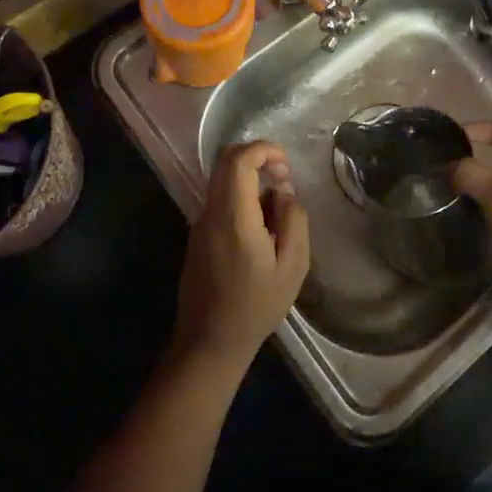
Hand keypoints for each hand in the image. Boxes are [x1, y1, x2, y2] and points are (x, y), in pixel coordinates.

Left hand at [171, 141, 310, 370]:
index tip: (286, 165)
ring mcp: (199, 224)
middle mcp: (210, 213)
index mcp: (233, 217)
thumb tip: (284, 193)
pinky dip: (242, 201)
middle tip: (283, 179)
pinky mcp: (197, 237)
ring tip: (277, 217)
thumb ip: (294, 221)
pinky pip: (220, 202)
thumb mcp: (292, 267)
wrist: (209, 341)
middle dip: (257, 158)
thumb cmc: (255, 307)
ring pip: (223, 182)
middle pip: (225, 162)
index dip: (264, 150)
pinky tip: (261, 233)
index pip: (239, 160)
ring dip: (251, 183)